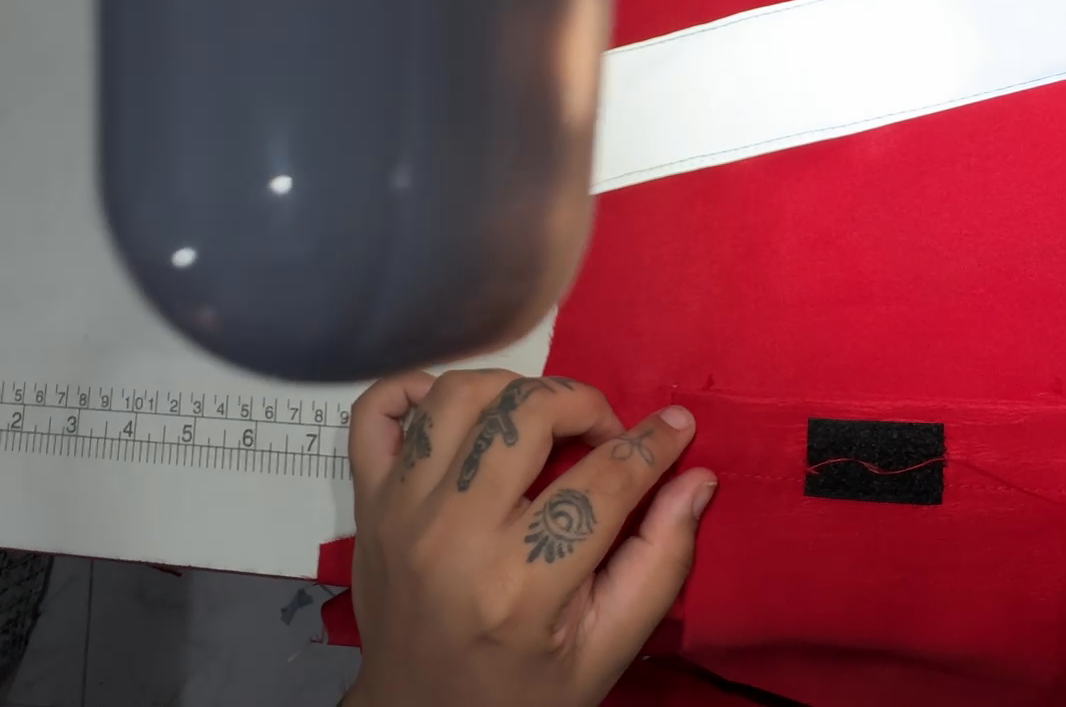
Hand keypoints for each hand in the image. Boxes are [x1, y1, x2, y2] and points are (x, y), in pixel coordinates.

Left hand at [341, 369, 717, 706]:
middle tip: (602, 433)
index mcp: (521, 585)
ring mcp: (400, 508)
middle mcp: (454, 534)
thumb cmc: (521, 691)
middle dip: (584, 404)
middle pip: (527, 415)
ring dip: (512, 389)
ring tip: (537, 421)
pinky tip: (455, 411)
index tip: (675, 426)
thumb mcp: (605, 652)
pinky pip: (377, 410)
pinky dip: (415, 389)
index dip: (652, 445)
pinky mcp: (368, 498)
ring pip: (459, 395)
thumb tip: (697, 477)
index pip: (604, 481)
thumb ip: (659, 563)